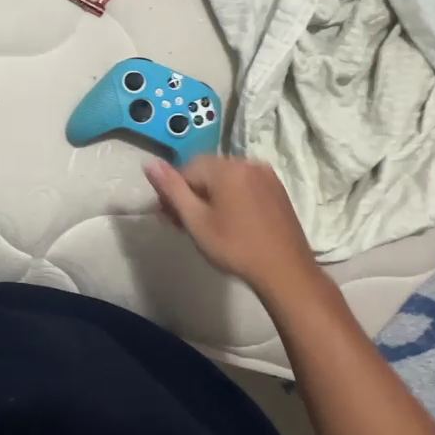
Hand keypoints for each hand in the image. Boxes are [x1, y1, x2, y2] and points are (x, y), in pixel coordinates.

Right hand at [144, 156, 317, 293]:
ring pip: (226, 179)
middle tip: (183, 224)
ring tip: (207, 224)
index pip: (186, 170)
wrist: (285, 271)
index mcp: (226, 169)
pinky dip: (231, 197)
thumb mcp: (195, 220)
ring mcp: (266, 176)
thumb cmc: (234, 247)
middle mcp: (247, 163)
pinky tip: (230, 221)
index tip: (169, 218)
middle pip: (206, 171)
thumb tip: (149, 163)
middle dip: (191, 193)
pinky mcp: (277, 190)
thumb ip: (172, 190)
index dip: (172, 193)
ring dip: (211, 195)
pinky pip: (244, 185)